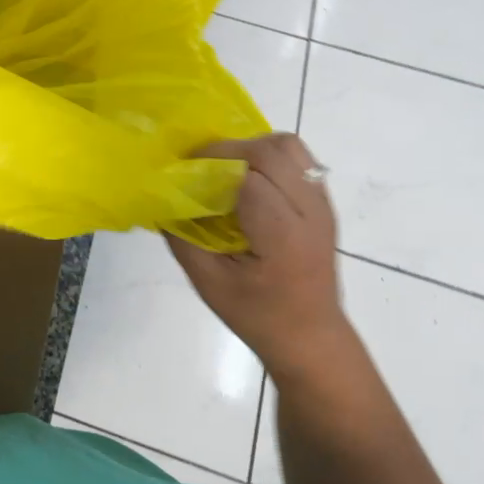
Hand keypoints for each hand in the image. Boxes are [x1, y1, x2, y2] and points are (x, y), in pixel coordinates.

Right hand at [166, 134, 350, 381]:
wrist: (310, 336)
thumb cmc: (257, 314)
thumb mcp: (207, 282)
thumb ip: (182, 237)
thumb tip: (162, 199)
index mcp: (282, 235)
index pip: (249, 176)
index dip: (212, 165)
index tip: (183, 175)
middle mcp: (309, 211)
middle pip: (273, 150)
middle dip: (229, 149)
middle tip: (199, 168)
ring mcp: (321, 205)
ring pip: (289, 147)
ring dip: (251, 147)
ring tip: (225, 170)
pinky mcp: (322, 203)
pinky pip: (297, 160)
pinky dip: (266, 157)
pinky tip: (245, 181)